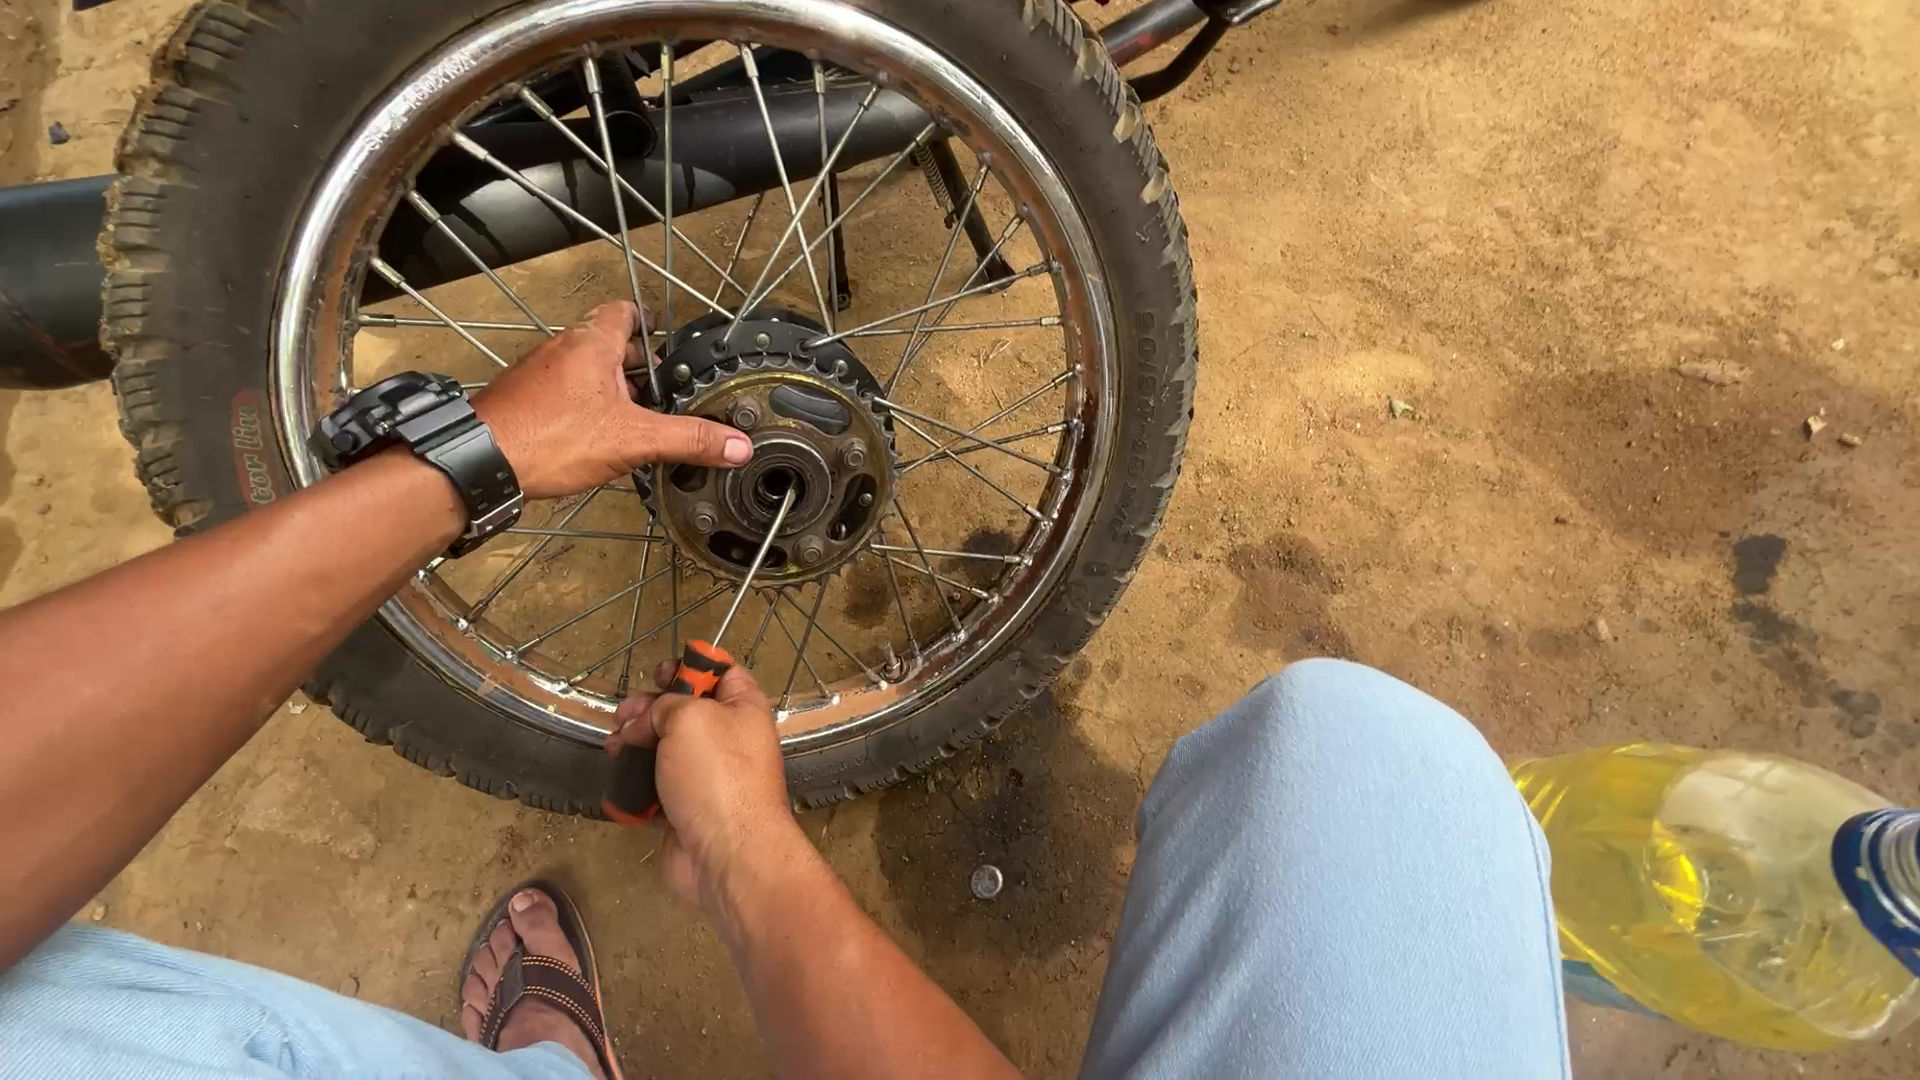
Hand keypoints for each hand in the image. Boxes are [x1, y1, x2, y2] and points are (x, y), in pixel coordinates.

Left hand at [472, 301, 751, 498]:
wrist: (480, 464)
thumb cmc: (550, 437)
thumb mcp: (634, 439)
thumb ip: (689, 440)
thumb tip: (737, 445)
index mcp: (592, 345)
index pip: (626, 313)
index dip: (652, 323)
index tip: (673, 341)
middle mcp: (564, 351)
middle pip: (613, 346)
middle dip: (644, 368)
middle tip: (670, 391)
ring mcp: (542, 376)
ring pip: (590, 372)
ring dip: (617, 390)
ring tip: (644, 419)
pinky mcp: (528, 401)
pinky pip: (569, 394)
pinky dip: (592, 407)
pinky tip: (604, 437)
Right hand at [607, 662, 806, 914]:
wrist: (726, 852)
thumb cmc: (716, 774)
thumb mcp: (690, 717)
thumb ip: (665, 705)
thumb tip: (646, 720)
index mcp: (743, 707)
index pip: (722, 673)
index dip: (691, 667)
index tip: (660, 672)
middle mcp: (729, 737)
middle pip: (685, 710)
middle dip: (650, 707)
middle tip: (624, 714)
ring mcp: (707, 774)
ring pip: (664, 747)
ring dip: (635, 742)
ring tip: (614, 744)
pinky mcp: (685, 807)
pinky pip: (655, 785)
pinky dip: (635, 780)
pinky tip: (617, 777)